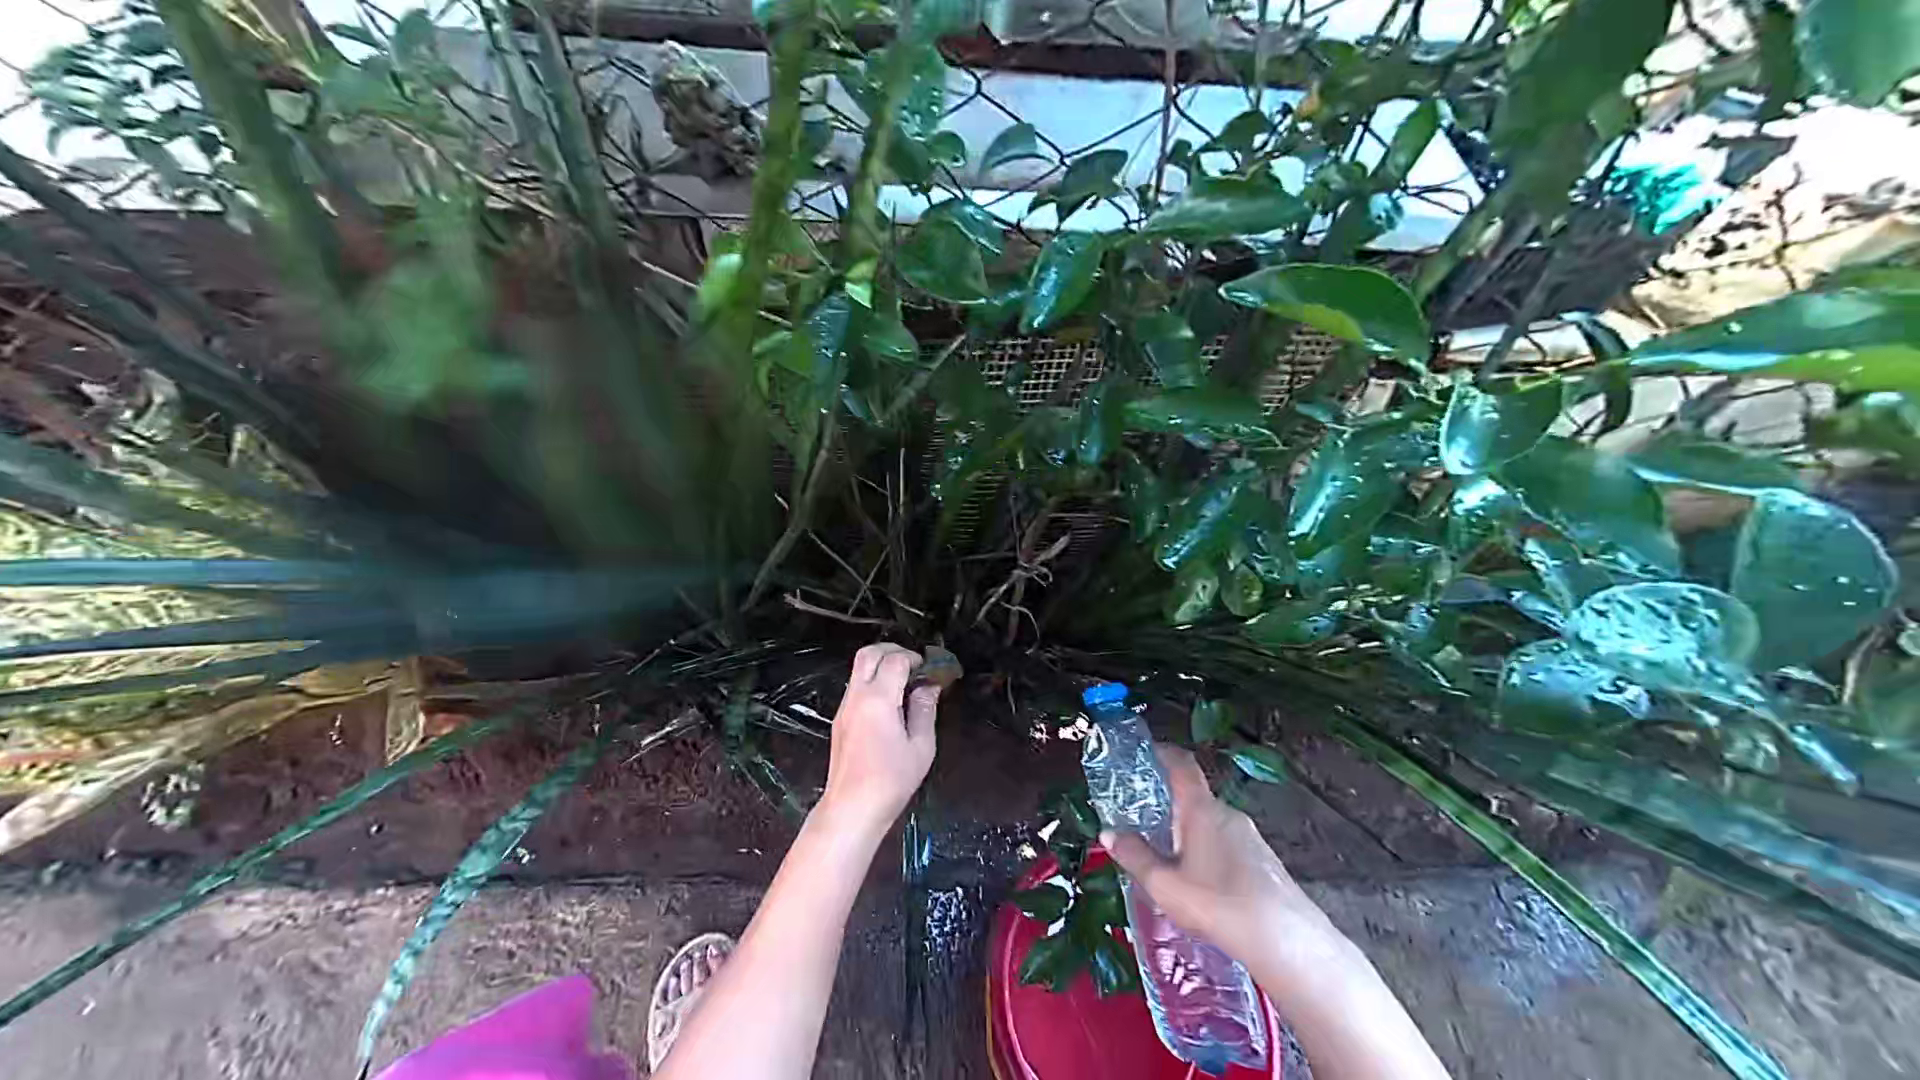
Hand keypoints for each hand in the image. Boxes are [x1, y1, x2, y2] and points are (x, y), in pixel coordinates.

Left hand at [819, 643, 938, 831]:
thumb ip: (925, 709)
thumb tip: (929, 686)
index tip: (930, 670)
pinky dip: (872, 681)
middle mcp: (856, 697)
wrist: (852, 807)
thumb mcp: (921, 746)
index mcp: (878, 699)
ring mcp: (844, 707)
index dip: (915, 659)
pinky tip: (890, 700)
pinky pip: (855, 686)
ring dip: (881, 664)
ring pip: (858, 668)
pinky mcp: (840, 719)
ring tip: (904, 681)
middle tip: (914, 663)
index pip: (895, 660)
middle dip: (893, 650)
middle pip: (869, 653)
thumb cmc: (890, 780)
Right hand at [1102, 744, 1332, 967]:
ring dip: (1188, 832)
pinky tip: (1200, 883)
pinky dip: (1207, 851)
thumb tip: (1109, 834)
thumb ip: (1135, 856)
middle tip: (1143, 820)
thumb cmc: (1218, 903)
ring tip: (1167, 858)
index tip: (1144, 753)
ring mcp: (1250, 836)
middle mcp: (1227, 813)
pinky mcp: (1264, 861)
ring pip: (1210, 823)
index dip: (1163, 753)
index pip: (1182, 764)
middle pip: (1194, 797)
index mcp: (1201, 808)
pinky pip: (1227, 843)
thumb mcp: (1164, 885)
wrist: (1287, 943)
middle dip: (1168, 805)